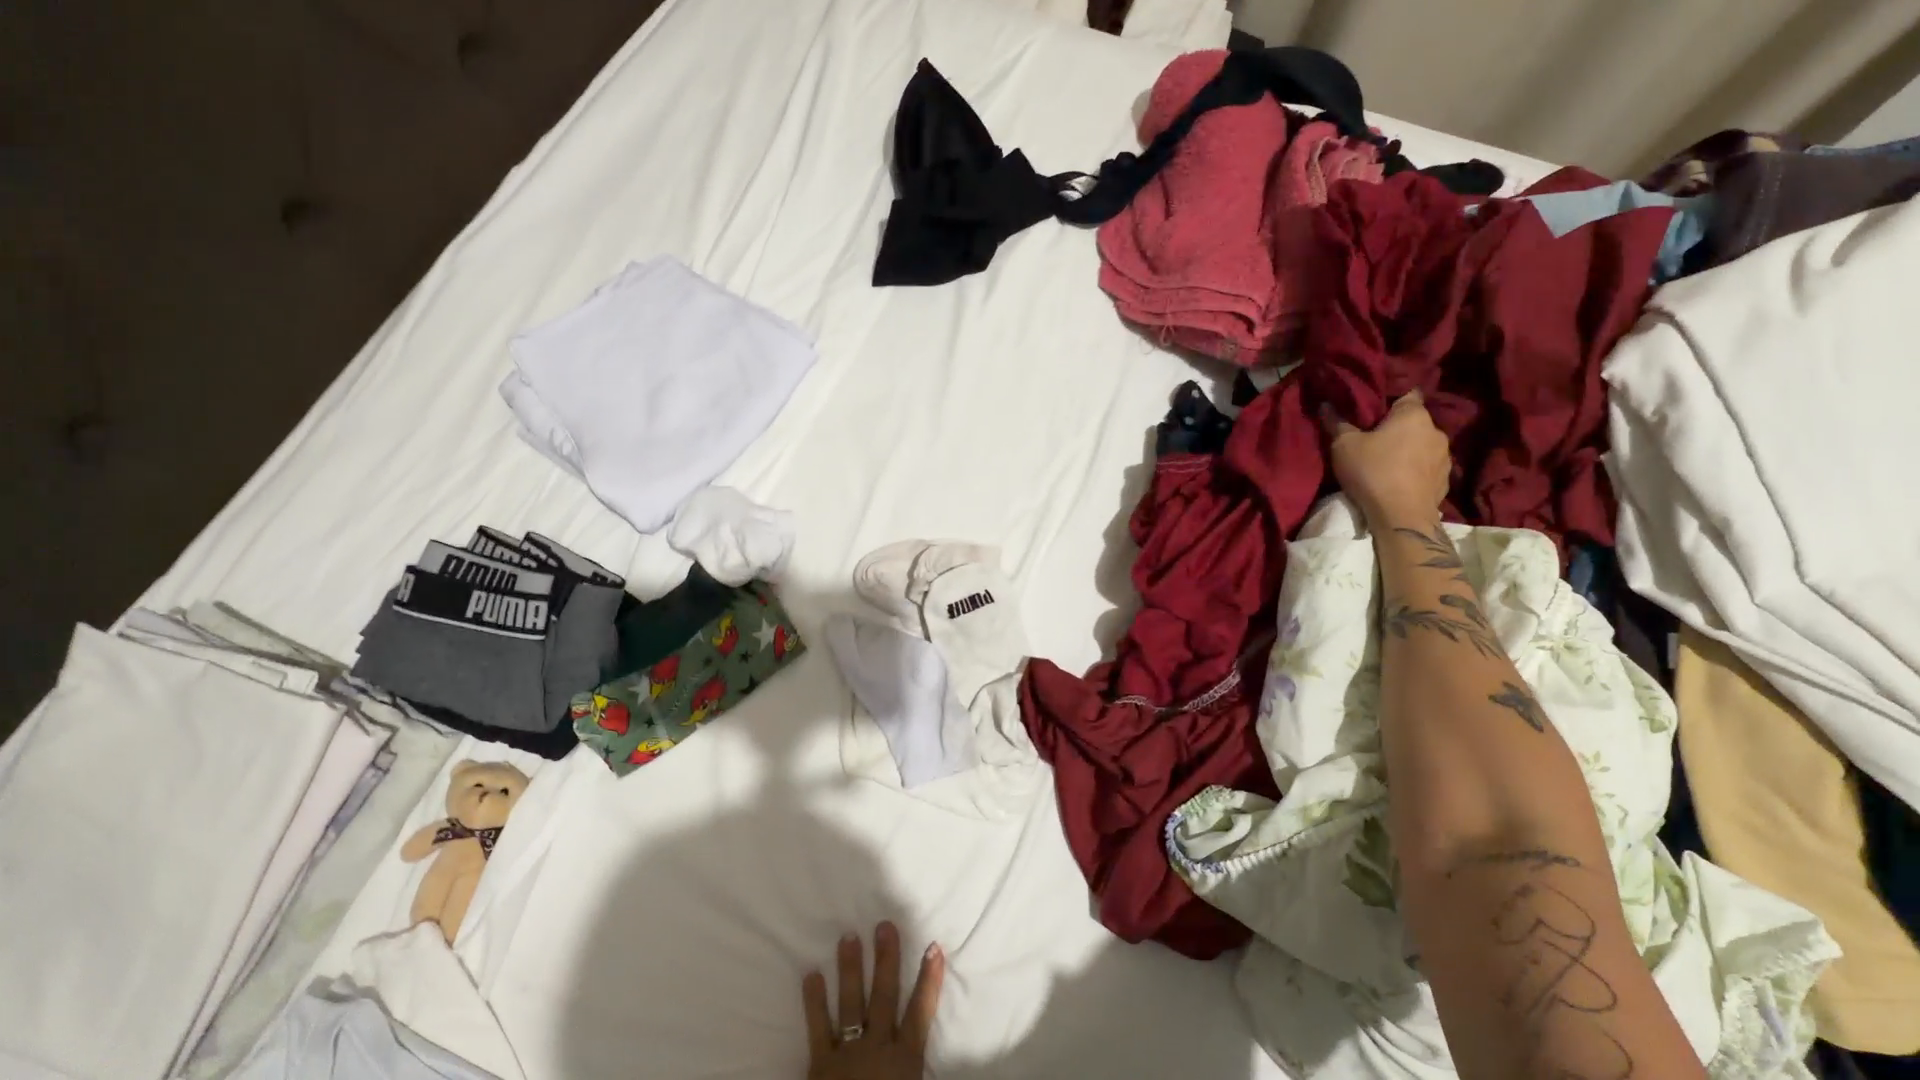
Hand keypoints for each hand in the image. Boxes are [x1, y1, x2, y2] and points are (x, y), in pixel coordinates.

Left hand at [802, 922, 945, 1079]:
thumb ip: (917, 1071)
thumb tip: (926, 1046)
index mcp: (905, 1060)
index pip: (921, 1012)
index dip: (929, 979)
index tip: (934, 947)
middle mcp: (878, 1047)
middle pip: (884, 997)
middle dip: (886, 960)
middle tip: (884, 925)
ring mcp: (848, 1052)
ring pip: (851, 1004)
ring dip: (851, 969)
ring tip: (848, 936)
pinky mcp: (820, 1063)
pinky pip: (818, 1027)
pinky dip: (814, 1001)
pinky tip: (811, 974)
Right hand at [1322, 390, 1451, 526]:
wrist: (1402, 517)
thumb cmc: (1373, 472)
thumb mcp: (1343, 446)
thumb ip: (1336, 422)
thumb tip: (1326, 404)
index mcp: (1414, 415)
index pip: (1408, 394)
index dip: (1391, 400)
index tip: (1375, 410)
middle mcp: (1436, 430)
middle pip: (1415, 422)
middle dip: (1397, 428)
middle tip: (1374, 439)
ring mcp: (1445, 457)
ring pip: (1423, 445)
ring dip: (1409, 450)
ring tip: (1388, 463)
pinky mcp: (1445, 481)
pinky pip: (1427, 468)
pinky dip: (1415, 470)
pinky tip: (1400, 481)